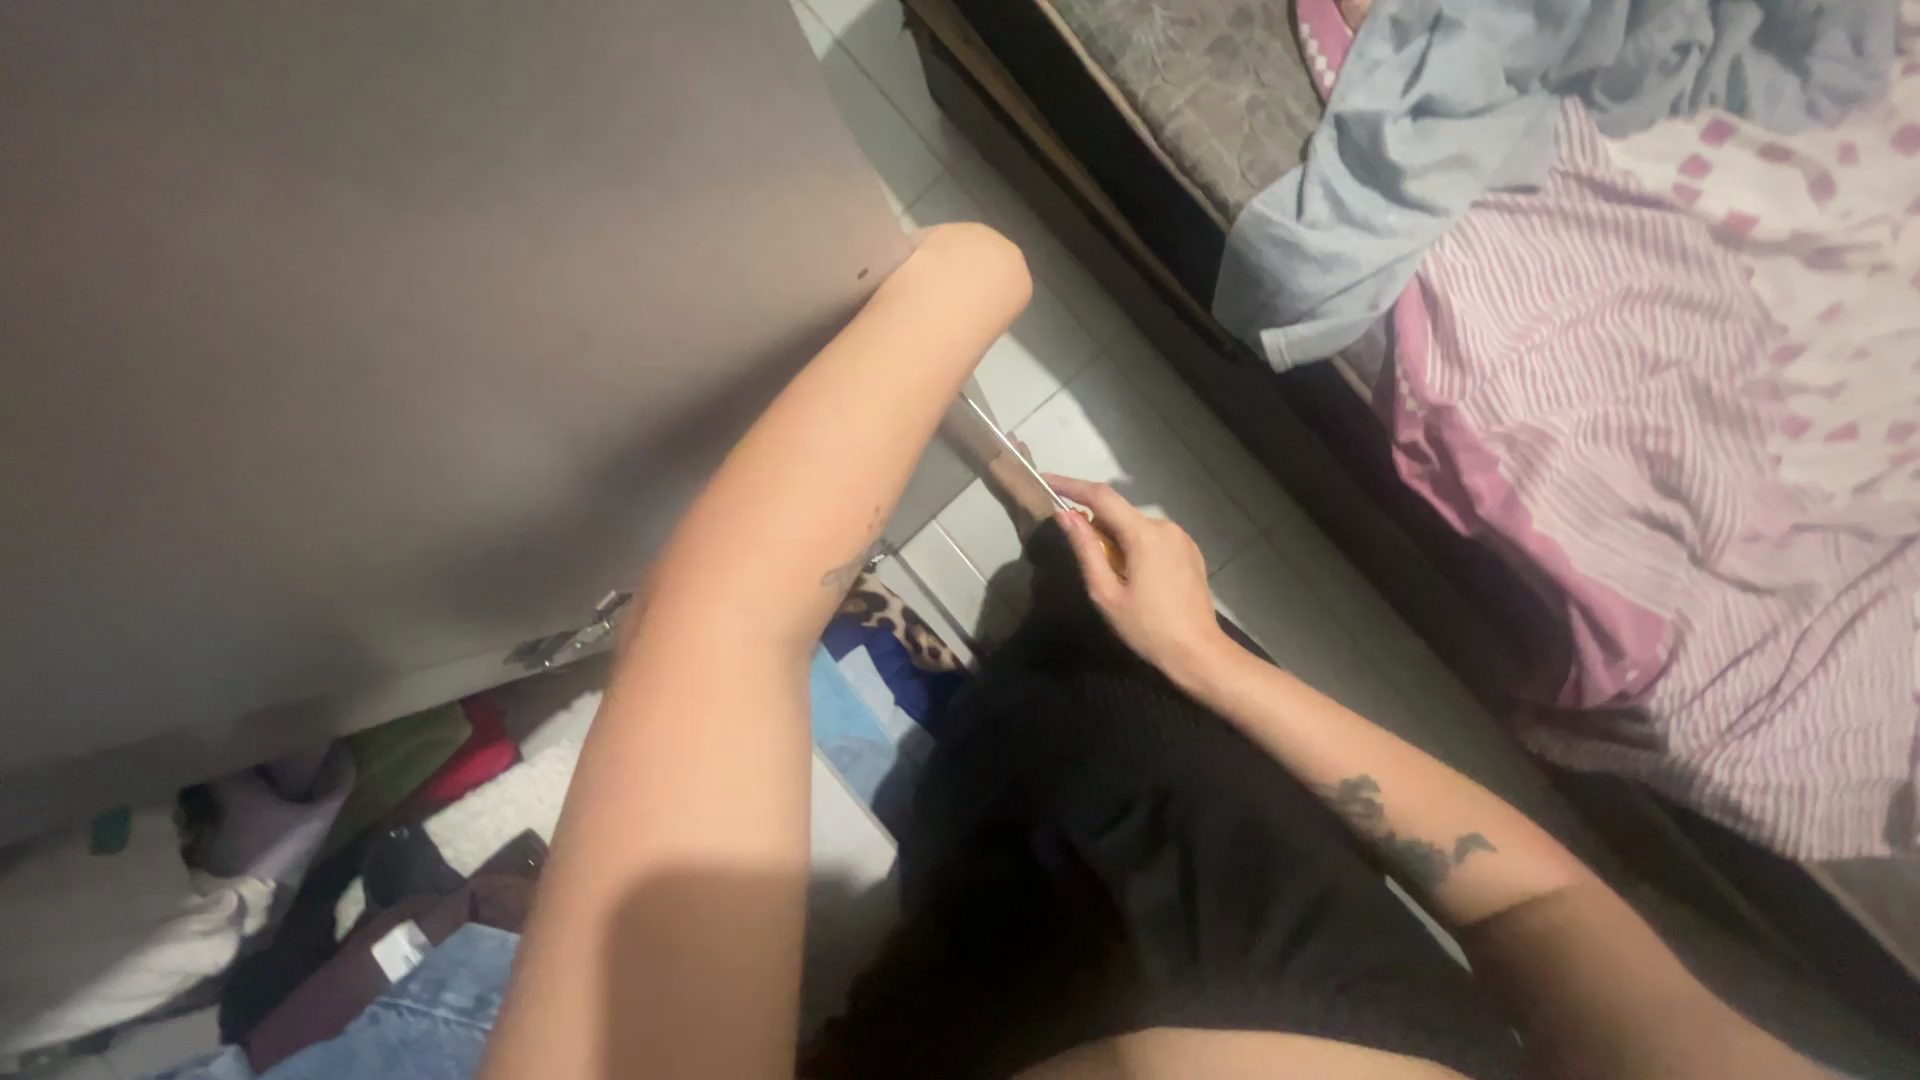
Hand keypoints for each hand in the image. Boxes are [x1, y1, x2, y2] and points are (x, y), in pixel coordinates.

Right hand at [1044, 476, 1235, 685]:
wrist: (1198, 652)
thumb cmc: (1147, 627)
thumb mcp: (1106, 592)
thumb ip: (1085, 549)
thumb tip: (1065, 515)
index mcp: (1144, 534)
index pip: (1101, 497)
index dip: (1071, 486)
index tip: (1047, 481)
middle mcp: (1165, 526)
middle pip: (1119, 512)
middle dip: (1095, 524)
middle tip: (1081, 555)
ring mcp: (1181, 537)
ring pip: (1135, 525)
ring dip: (1116, 539)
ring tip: (1112, 576)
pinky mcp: (1189, 550)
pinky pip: (1152, 537)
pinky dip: (1135, 546)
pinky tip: (1135, 577)